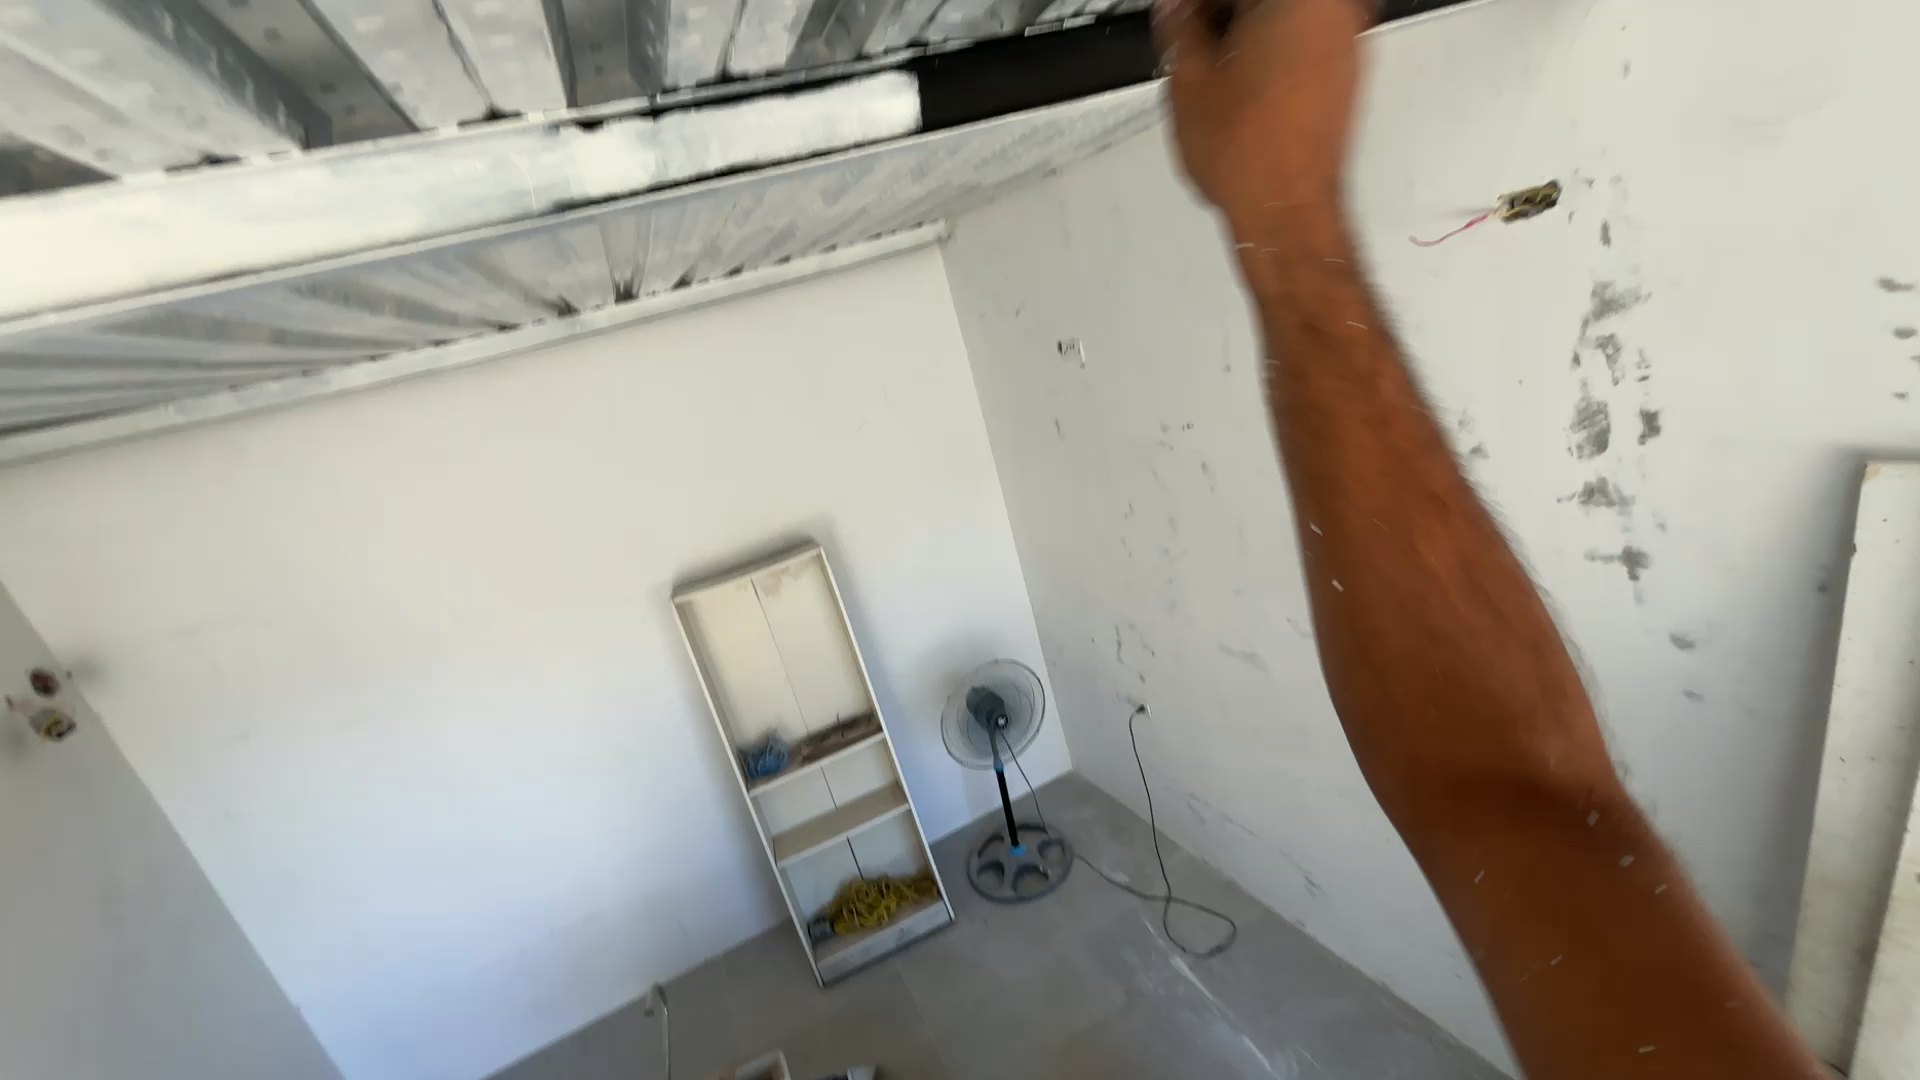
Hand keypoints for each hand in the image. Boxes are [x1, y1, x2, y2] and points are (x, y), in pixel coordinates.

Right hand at [1154, 0, 1368, 230]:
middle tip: (1192, 36)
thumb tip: (1177, 11)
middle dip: (1225, 14)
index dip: (1198, 6)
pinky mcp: (1347, 76)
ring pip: (1286, 19)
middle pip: (1264, 2)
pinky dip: (1270, 55)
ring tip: (1213, 70)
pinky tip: (1240, 90)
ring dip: (1247, 34)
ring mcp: (1347, 41)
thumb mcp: (1187, 81)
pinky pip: (1303, 45)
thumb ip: (1180, 29)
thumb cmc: (1248, 155)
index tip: (1181, 15)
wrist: (1284, 209)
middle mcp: (1332, 8)